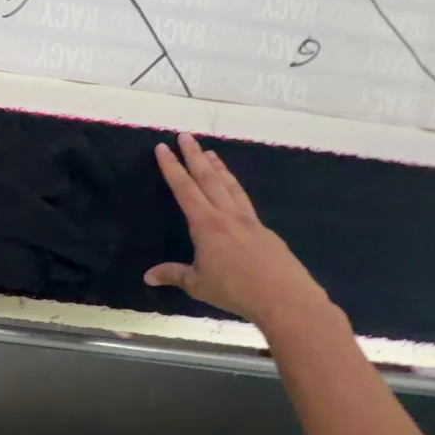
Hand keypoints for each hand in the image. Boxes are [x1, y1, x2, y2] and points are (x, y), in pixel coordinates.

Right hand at [144, 133, 332, 328]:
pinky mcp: (264, 232)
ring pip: (231, 186)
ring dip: (218, 167)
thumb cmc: (236, 290)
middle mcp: (228, 216)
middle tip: (185, 136)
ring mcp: (249, 221)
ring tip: (210, 153)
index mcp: (207, 225)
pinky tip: (233, 190)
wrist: (286, 299)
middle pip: (209, 178)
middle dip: (194, 156)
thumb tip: (148, 276)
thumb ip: (173, 275)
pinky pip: (244, 201)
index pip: (185, 189)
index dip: (172, 168)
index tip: (163, 148)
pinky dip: (234, 188)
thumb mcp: (198, 284)